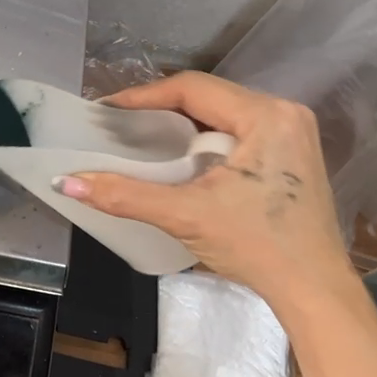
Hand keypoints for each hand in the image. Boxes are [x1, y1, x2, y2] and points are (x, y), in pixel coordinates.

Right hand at [55, 71, 354, 304]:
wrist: (312, 288)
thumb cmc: (256, 245)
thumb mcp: (184, 215)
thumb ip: (122, 194)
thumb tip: (64, 181)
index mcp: (266, 116)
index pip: (192, 88)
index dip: (143, 96)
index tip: (105, 111)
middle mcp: (284, 114)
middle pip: (207, 97)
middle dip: (159, 109)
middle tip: (117, 126)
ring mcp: (292, 135)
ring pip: (220, 114)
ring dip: (180, 125)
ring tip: (139, 139)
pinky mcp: (290, 155)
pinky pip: (235, 132)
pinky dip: (201, 139)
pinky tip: (177, 159)